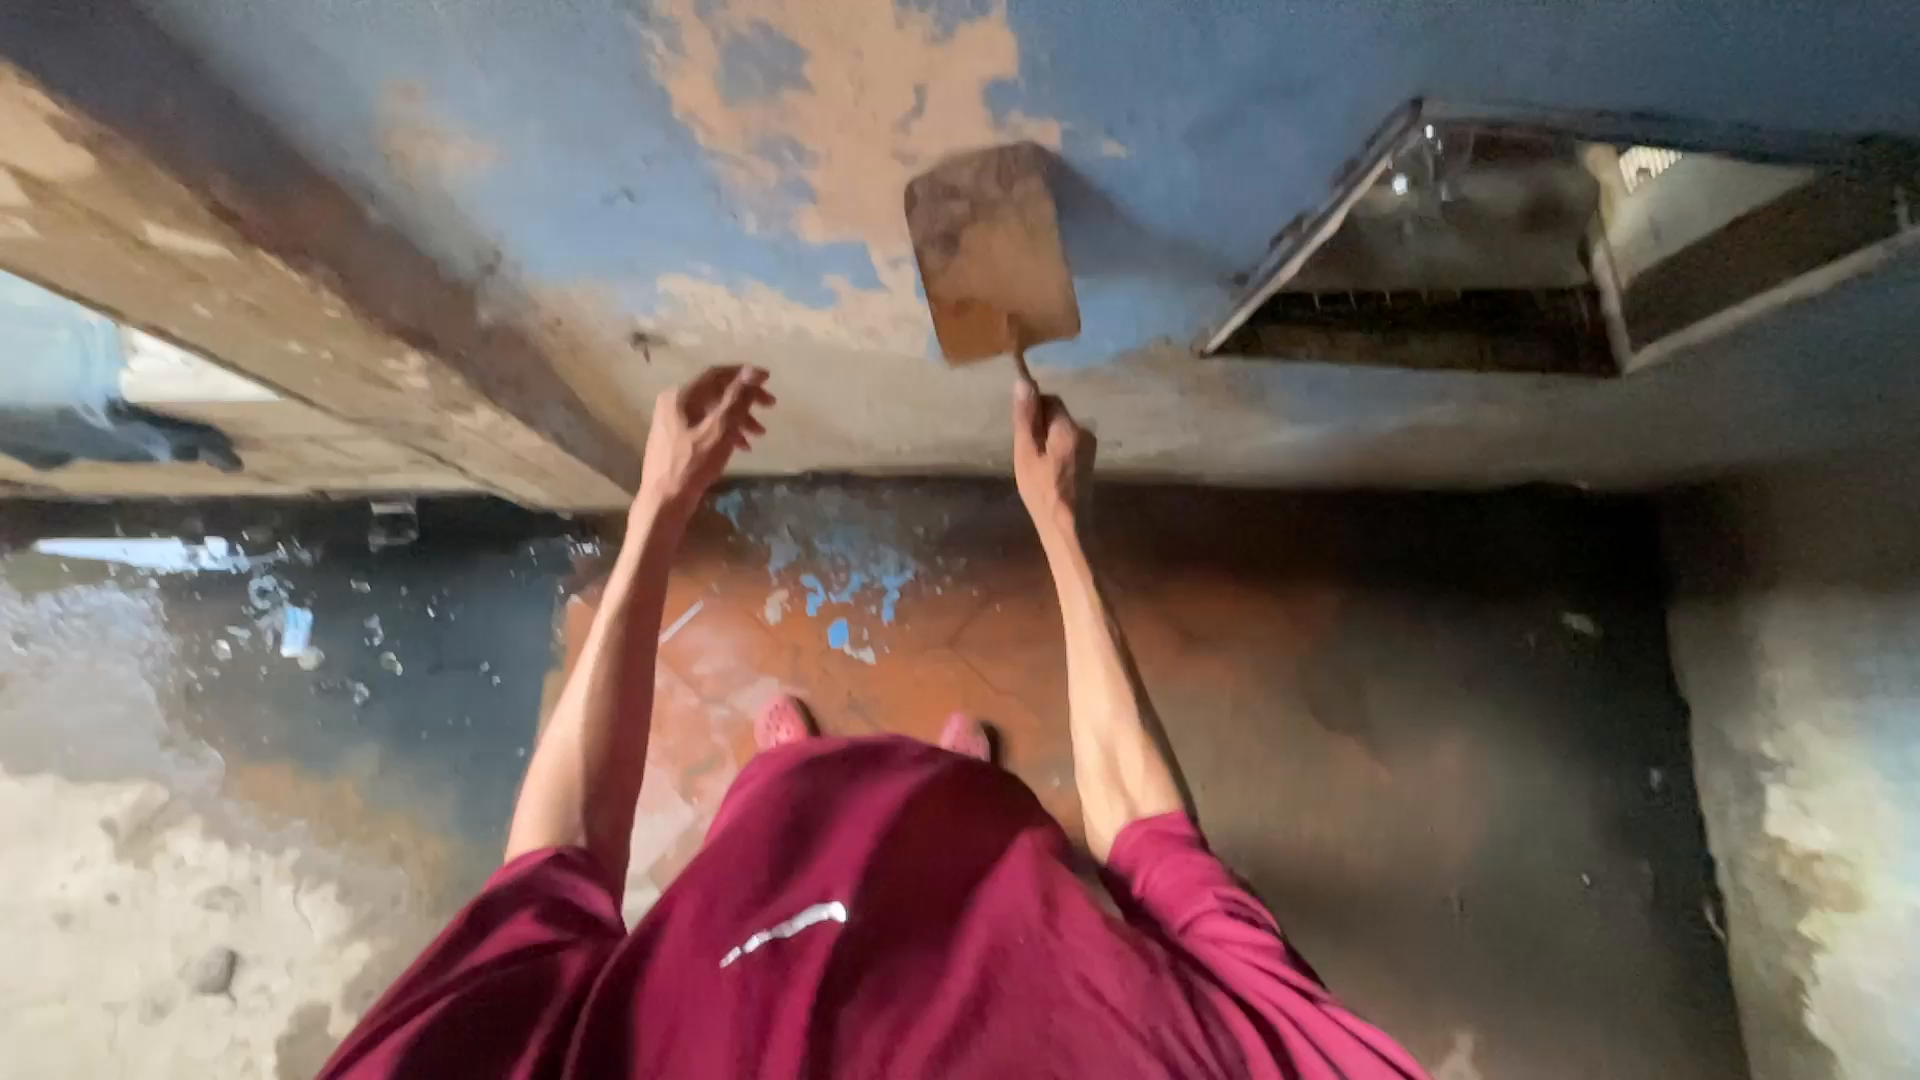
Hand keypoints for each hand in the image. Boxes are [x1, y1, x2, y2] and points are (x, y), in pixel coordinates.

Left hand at [635, 365, 773, 524]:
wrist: (665, 499)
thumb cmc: (693, 464)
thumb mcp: (720, 429)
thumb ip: (737, 398)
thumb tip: (753, 372)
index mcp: (682, 395)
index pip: (717, 374)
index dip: (745, 375)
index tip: (769, 381)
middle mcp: (674, 402)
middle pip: (716, 392)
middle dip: (745, 400)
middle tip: (770, 407)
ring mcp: (673, 420)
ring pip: (713, 410)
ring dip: (738, 418)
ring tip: (759, 434)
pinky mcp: (676, 437)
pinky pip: (706, 425)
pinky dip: (726, 431)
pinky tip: (740, 446)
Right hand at [1012, 376, 1092, 541]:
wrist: (1067, 526)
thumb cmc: (1041, 491)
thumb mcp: (1026, 453)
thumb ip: (1026, 418)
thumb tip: (1024, 382)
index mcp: (1069, 427)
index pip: (1049, 400)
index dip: (1032, 412)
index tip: (1022, 434)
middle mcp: (1084, 432)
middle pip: (1056, 415)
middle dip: (1039, 427)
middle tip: (1027, 454)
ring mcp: (1089, 448)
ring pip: (1061, 431)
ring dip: (1046, 441)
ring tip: (1036, 466)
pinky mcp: (1088, 461)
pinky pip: (1067, 445)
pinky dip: (1054, 452)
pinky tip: (1047, 472)